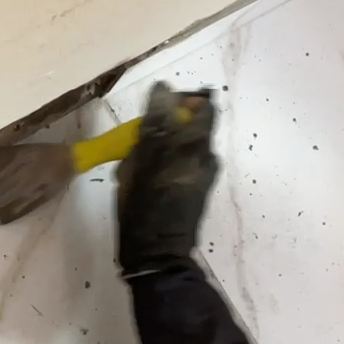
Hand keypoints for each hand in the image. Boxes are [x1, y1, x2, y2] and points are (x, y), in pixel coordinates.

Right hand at [117, 83, 217, 275]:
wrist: (155, 255)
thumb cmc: (144, 207)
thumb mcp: (144, 159)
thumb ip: (157, 123)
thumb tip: (165, 89)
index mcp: (197, 148)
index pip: (202, 106)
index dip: (180, 100)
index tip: (154, 109)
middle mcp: (206, 158)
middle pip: (190, 126)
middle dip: (163, 127)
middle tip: (139, 140)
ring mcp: (202, 175)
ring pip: (181, 145)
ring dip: (160, 147)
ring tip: (137, 164)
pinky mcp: (193, 190)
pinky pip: (179, 163)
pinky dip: (162, 163)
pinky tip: (144, 179)